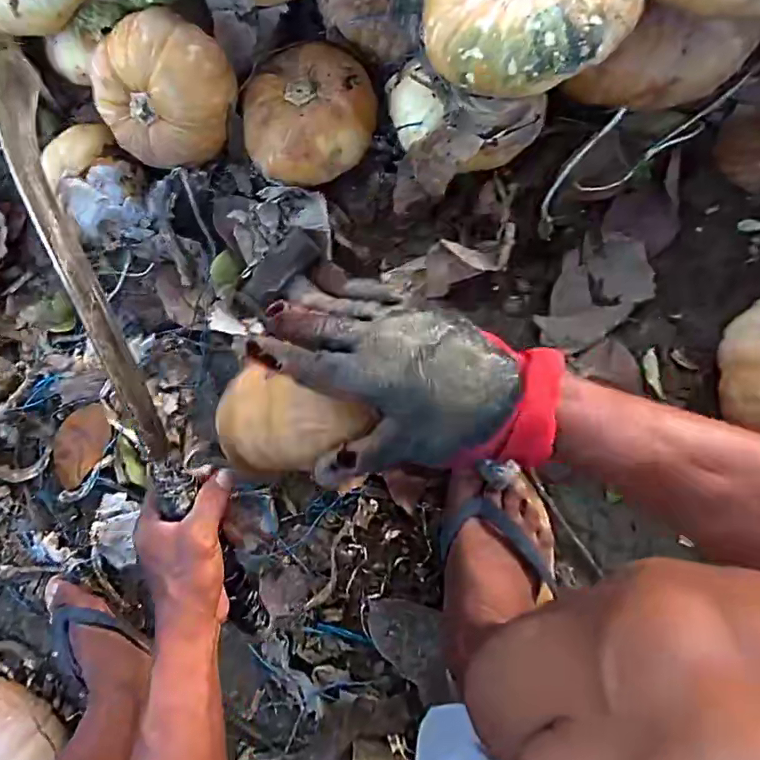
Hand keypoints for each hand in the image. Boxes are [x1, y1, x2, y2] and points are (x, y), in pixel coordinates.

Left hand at [136, 470, 232, 640]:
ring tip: (234, 502)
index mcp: (148, 525)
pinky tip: (236, 526)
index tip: (210, 466)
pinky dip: (218, 531)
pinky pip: (204, 536)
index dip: (186, 475)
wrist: (193, 624)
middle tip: (227, 483)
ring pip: (195, 519)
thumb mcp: (200, 532)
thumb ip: (211, 500)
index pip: (163, 487)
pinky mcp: (190, 562)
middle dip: (205, 494)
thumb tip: (223, 473)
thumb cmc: (188, 577)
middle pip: (181, 502)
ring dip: (215, 513)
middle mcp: (157, 534)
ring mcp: (173, 549)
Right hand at [254, 264, 531, 482]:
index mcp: (365, 375)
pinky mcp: (419, 309)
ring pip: (347, 305)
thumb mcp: (404, 446)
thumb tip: (317, 474)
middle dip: (291, 321)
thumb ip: (358, 456)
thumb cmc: (452, 425)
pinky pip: (378, 294)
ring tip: (291, 293)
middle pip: (324, 328)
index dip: (280, 356)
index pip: (312, 366)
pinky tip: (344, 285)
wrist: (508, 394)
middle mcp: (374, 340)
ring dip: (316, 299)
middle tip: (264, 313)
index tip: (252, 345)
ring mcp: (397, 319)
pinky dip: (355, 289)